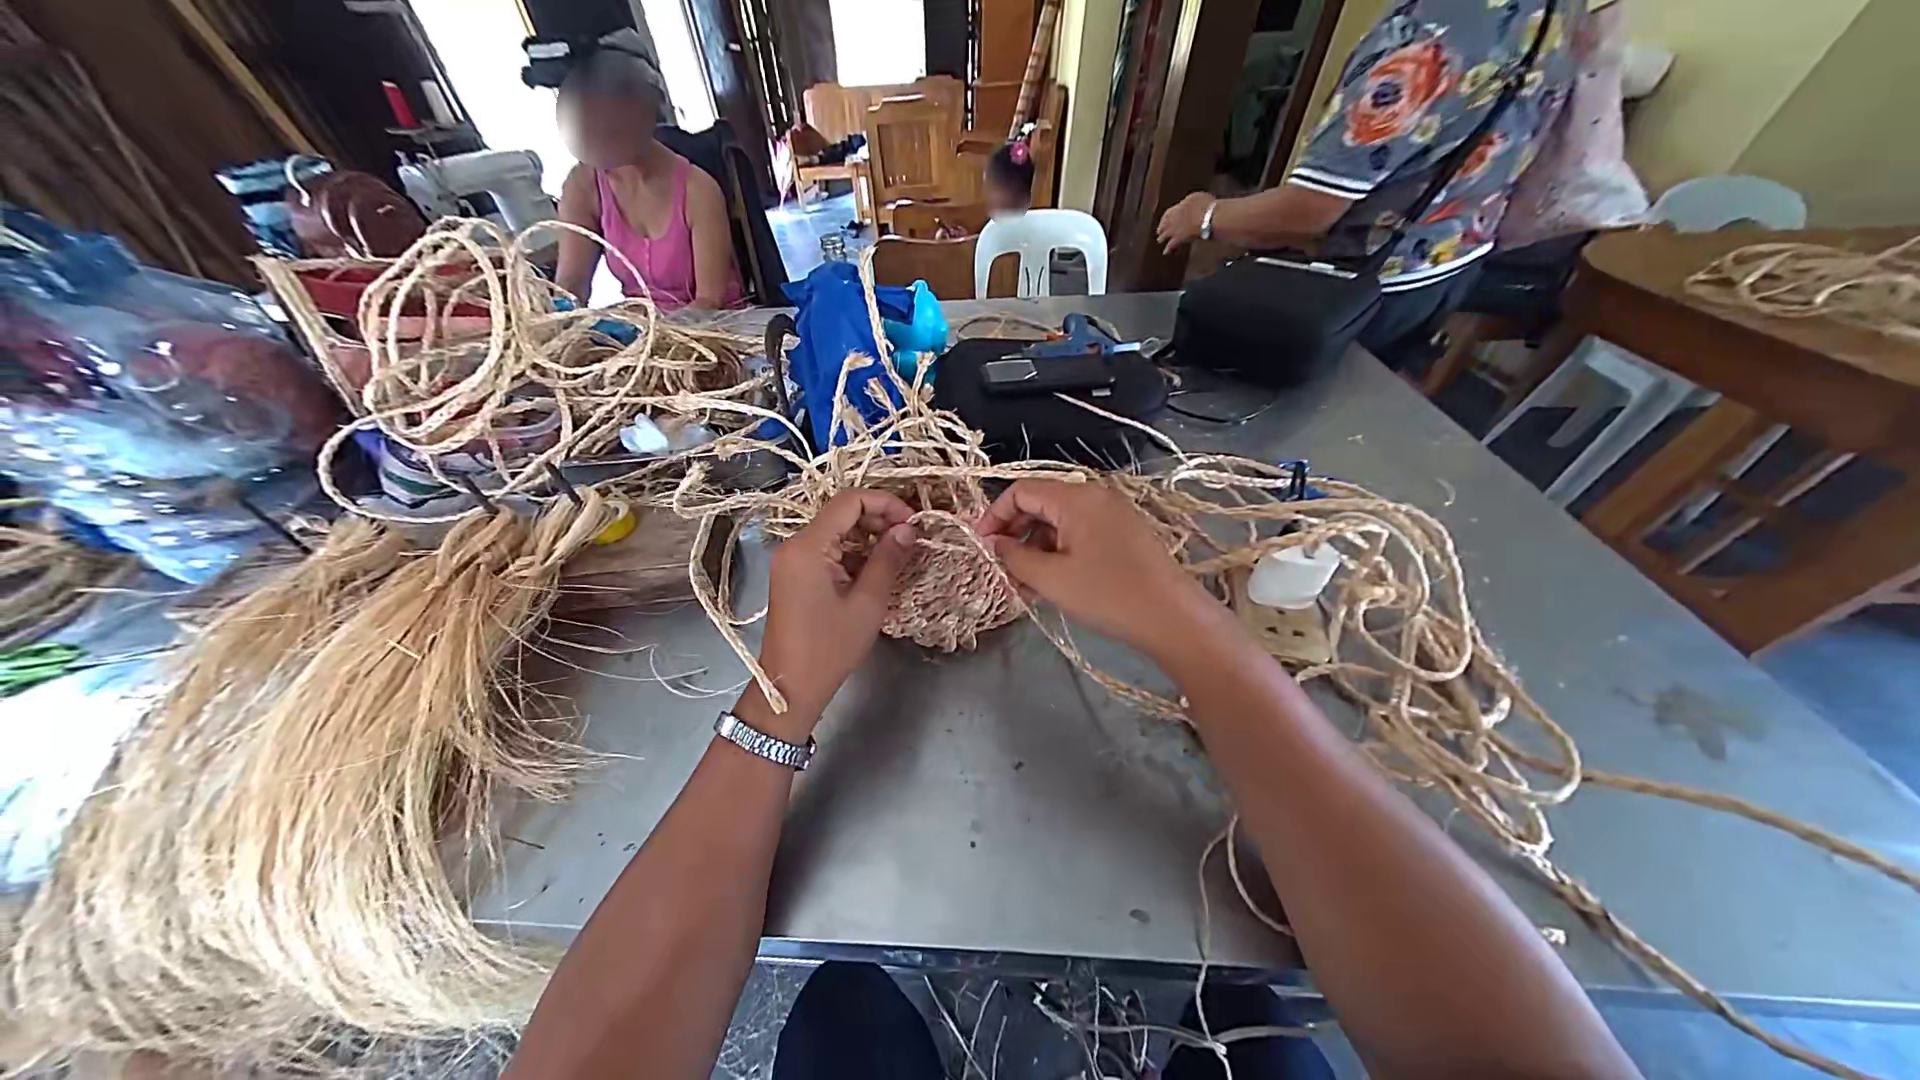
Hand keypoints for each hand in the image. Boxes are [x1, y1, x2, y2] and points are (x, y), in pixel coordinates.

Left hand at [747, 489, 915, 731]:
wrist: (792, 686)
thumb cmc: (830, 648)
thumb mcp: (868, 602)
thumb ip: (888, 558)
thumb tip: (908, 529)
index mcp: (808, 546)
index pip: (849, 501)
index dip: (886, 503)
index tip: (912, 522)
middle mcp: (794, 545)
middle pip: (841, 513)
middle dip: (879, 519)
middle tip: (909, 539)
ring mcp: (792, 560)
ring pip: (836, 531)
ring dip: (868, 537)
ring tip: (897, 555)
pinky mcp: (794, 574)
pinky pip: (828, 550)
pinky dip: (854, 553)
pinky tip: (875, 570)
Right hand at [974, 479, 1218, 657]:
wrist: (1172, 616)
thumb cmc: (1107, 594)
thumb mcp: (1051, 578)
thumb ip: (1014, 556)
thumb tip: (993, 543)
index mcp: (1075, 497)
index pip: (1021, 491)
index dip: (994, 515)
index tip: (981, 545)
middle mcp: (1094, 496)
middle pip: (1040, 504)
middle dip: (1015, 534)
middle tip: (1001, 568)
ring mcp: (1112, 513)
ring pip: (1059, 522)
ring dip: (1035, 548)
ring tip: (1024, 584)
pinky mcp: (1122, 533)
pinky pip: (1079, 533)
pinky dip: (1058, 552)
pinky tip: (1050, 582)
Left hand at [1155, 192, 1214, 253]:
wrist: (1208, 216)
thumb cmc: (1207, 205)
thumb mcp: (1197, 198)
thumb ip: (1189, 203)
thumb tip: (1188, 205)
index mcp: (1178, 206)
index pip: (1168, 213)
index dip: (1165, 218)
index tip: (1164, 220)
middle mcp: (1173, 217)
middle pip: (1164, 223)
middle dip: (1161, 227)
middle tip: (1159, 231)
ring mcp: (1174, 228)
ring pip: (1164, 234)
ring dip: (1161, 237)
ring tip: (1160, 240)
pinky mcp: (1178, 238)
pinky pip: (1170, 245)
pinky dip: (1168, 249)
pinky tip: (1165, 252)